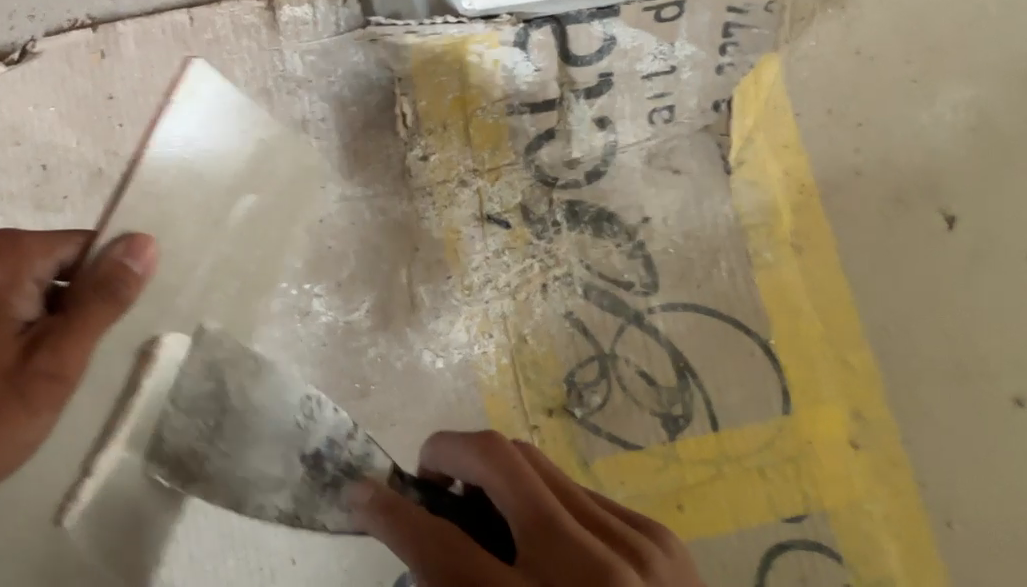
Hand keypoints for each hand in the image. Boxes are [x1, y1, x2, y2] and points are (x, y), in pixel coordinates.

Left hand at [0, 228, 157, 514]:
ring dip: (69, 323)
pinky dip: (46, 331)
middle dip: (89, 307)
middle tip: (87, 359)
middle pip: (71, 264)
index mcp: (9, 253)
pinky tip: (45, 372)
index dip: (112, 285)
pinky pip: (30, 302)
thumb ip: (104, 297)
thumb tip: (146, 241)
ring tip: (67, 370)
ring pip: (54, 287)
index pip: (90, 246)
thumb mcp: (58, 360)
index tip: (120, 330)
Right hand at [353, 431, 704, 586]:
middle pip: (491, 461)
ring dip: (494, 474)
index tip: (363, 492)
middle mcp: (583, 575)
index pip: (435, 544)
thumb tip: (413, 533)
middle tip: (430, 478)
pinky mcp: (662, 542)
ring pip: (532, 461)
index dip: (386, 511)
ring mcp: (631, 551)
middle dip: (443, 452)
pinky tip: (550, 538)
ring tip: (486, 504)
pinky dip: (547, 502)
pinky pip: (579, 491)